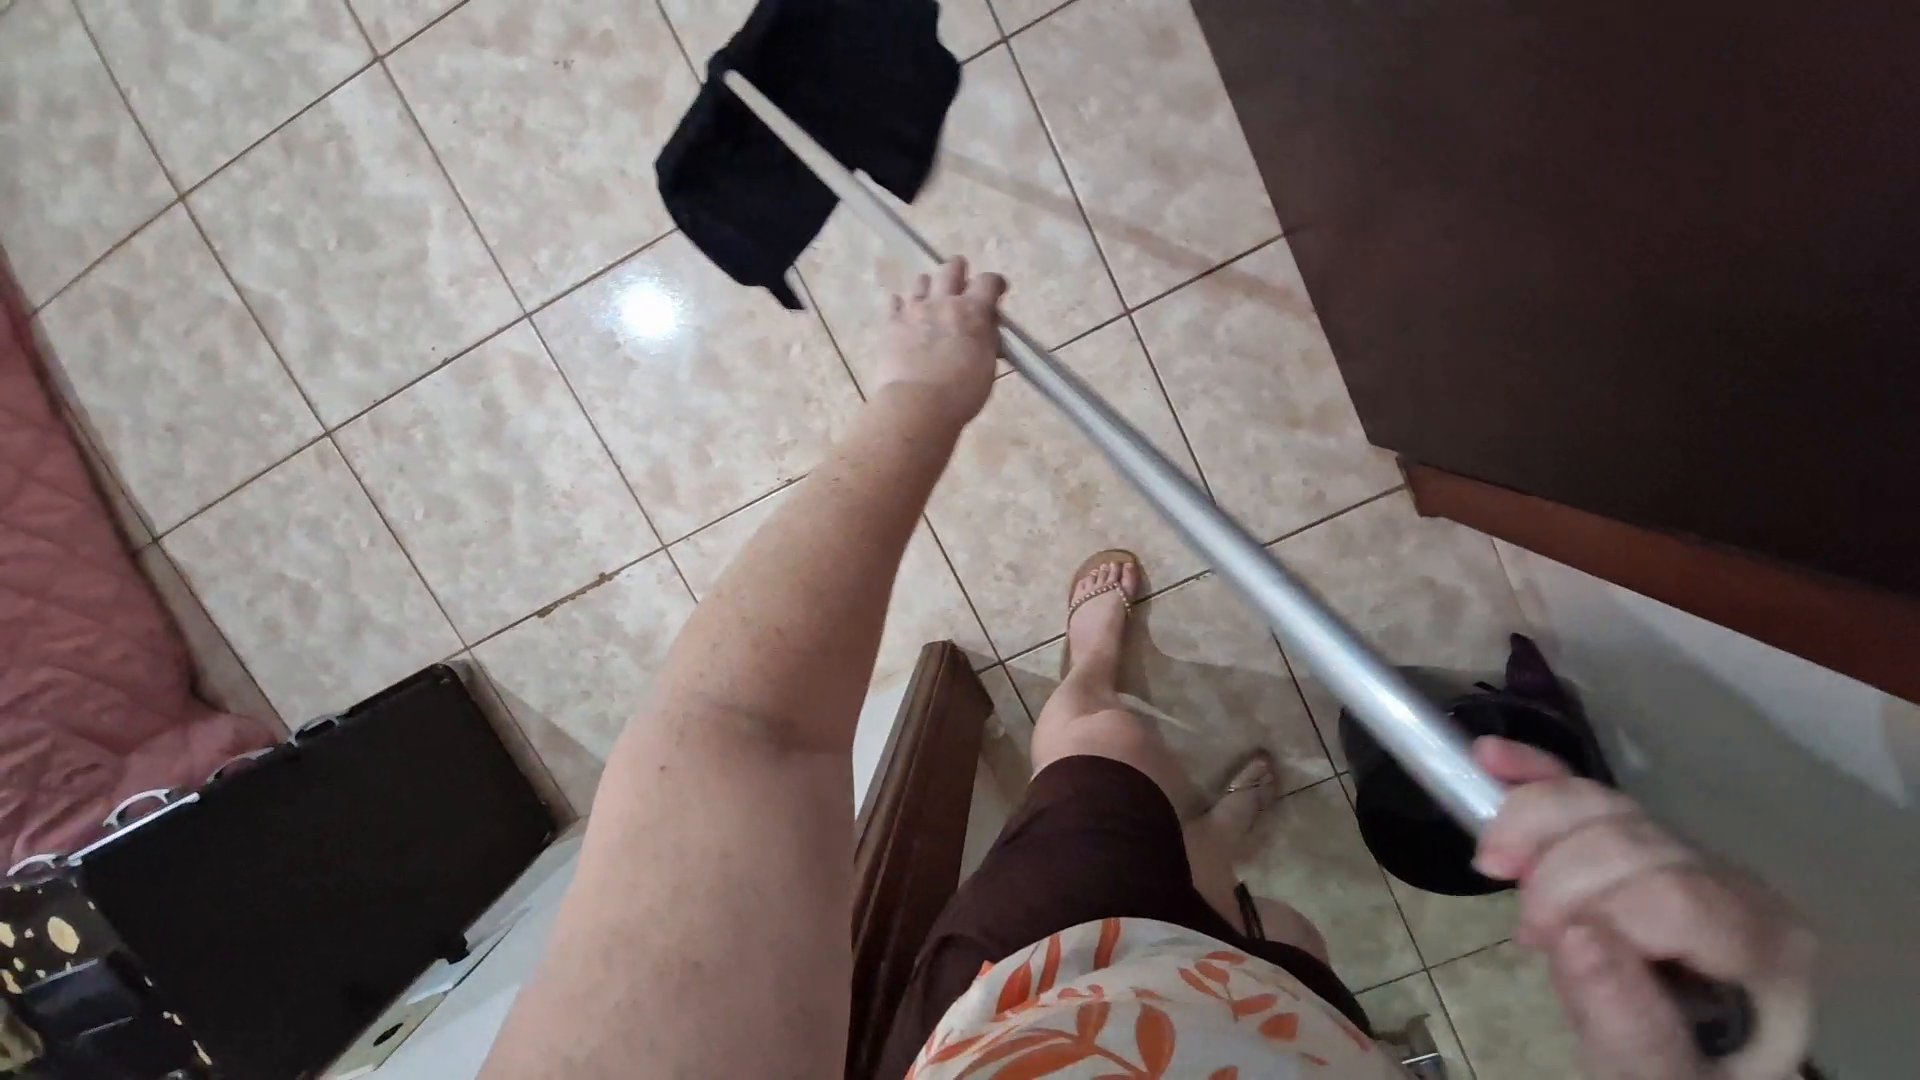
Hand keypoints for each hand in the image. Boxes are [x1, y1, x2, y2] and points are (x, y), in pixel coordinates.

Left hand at [872, 257, 1005, 428]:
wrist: (918, 403)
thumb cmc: (962, 392)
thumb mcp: (987, 365)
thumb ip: (987, 339)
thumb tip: (986, 326)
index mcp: (972, 312)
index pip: (988, 282)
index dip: (995, 283)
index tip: (997, 289)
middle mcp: (943, 303)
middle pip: (951, 269)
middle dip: (958, 270)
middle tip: (961, 276)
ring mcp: (914, 311)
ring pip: (921, 282)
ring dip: (929, 286)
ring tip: (930, 296)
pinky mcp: (891, 324)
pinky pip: (894, 303)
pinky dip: (901, 304)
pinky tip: (903, 311)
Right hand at [1472, 736, 1814, 1079]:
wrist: (1684, 1051)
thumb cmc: (1678, 1066)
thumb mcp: (1655, 1073)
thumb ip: (1628, 1020)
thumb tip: (1576, 935)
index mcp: (1755, 944)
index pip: (1666, 892)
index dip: (1588, 905)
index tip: (1537, 943)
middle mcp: (1731, 884)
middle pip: (1624, 838)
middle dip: (1550, 874)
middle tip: (1525, 929)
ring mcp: (1684, 850)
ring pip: (1595, 801)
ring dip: (1525, 822)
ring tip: (1496, 865)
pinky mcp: (1635, 833)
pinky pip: (1580, 787)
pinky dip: (1530, 770)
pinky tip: (1490, 758)